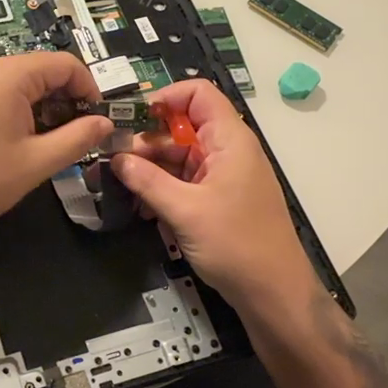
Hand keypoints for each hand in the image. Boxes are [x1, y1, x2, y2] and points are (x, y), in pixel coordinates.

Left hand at [0, 53, 111, 242]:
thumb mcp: (38, 162)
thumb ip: (78, 138)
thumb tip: (104, 124)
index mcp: (9, 75)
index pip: (65, 64)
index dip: (90, 89)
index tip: (98, 120)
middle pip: (44, 70)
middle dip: (68, 100)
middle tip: (79, 136)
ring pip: (24, 84)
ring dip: (45, 108)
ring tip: (52, 144)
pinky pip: (2, 94)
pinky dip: (22, 111)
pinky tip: (24, 142)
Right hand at [110, 79, 322, 326]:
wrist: (273, 293)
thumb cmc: (235, 244)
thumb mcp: (184, 210)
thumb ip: (147, 180)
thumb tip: (116, 158)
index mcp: (229, 140)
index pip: (197, 94)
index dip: (164, 97)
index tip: (131, 120)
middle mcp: (228, 151)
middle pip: (181, 127)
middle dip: (146, 142)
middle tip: (114, 162)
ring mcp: (224, 177)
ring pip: (179, 157)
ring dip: (150, 170)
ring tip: (121, 189)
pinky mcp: (219, 201)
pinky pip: (185, 183)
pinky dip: (163, 190)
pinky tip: (143, 209)